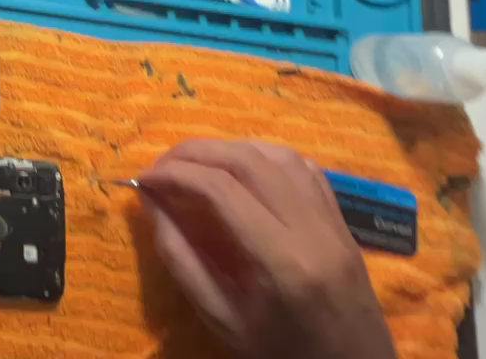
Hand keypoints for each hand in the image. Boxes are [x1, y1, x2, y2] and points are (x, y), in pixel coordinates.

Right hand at [133, 140, 395, 358]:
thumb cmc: (282, 355)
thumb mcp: (220, 319)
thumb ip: (178, 257)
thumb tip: (147, 199)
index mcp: (284, 264)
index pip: (220, 189)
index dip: (173, 174)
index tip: (143, 180)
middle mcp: (314, 231)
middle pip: (246, 160)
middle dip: (192, 153)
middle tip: (161, 167)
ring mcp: (334, 222)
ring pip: (275, 153)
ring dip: (226, 148)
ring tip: (196, 165)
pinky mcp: (342, 221)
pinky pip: (301, 167)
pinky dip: (261, 156)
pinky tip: (240, 171)